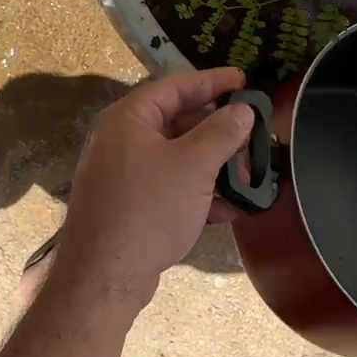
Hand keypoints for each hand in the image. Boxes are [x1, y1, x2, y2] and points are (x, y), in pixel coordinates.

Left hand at [53, 68, 254, 304]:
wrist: (105, 275)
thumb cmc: (148, 210)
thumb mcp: (193, 165)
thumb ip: (221, 133)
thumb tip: (242, 110)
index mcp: (128, 120)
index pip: (174, 87)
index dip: (212, 82)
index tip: (244, 81)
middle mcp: (121, 142)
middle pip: (177, 124)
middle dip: (218, 134)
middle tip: (252, 139)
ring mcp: (123, 177)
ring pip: (177, 160)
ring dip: (214, 168)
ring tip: (247, 179)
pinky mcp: (129, 207)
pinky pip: (169, 189)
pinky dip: (197, 194)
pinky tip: (228, 210)